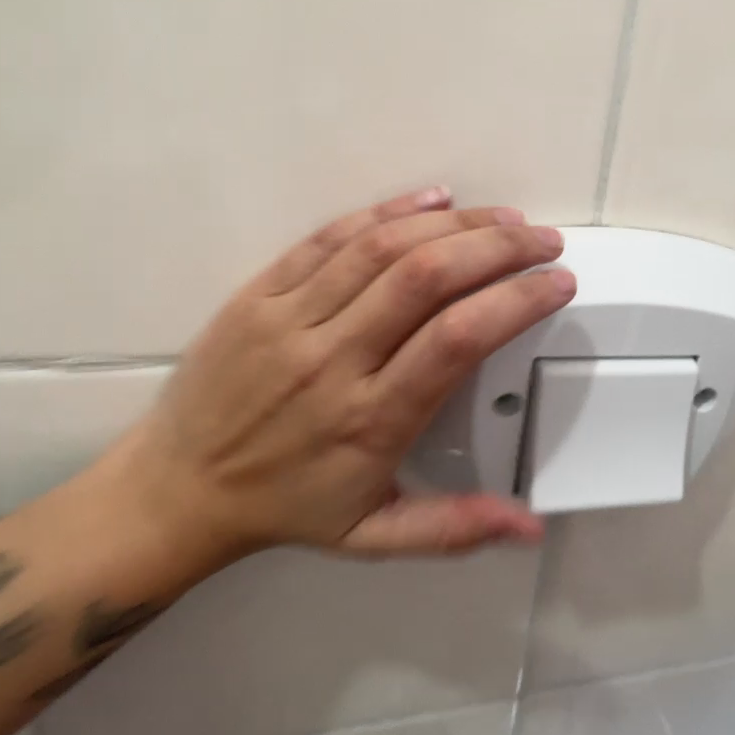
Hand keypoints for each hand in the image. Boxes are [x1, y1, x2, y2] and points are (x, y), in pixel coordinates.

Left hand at [105, 188, 574, 565]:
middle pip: (426, 278)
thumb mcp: (374, 535)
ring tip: (502, 218)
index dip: (516, 301)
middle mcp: (331, 361)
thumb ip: (456, 528)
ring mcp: (289, 321)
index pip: (458, 339)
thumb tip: (530, 526)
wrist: (177, 492)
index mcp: (369, 420)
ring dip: (453, 224)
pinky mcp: (258, 295)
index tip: (557, 284)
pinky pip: (327, 238)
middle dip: (498, 249)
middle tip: (543, 241)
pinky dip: (386, 211)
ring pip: (381, 249)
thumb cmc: (285, 509)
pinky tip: (431, 199)